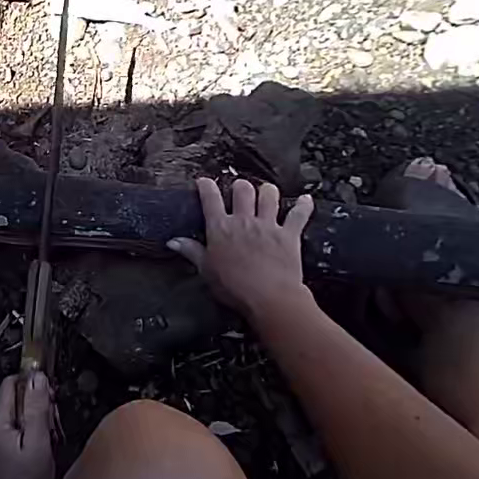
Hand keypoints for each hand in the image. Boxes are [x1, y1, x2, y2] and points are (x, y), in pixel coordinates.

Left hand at [0, 372, 55, 478]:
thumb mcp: (38, 444)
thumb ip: (37, 408)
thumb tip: (37, 377)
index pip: (12, 382)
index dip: (33, 384)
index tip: (50, 398)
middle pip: (17, 396)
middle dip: (39, 405)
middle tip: (52, 424)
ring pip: (21, 412)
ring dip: (39, 420)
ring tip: (48, 440)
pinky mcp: (1, 449)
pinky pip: (20, 428)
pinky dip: (34, 433)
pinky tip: (42, 449)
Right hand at [167, 177, 314, 321]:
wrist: (268, 297)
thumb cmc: (233, 287)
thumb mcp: (206, 270)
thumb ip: (191, 252)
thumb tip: (173, 241)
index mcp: (221, 228)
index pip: (210, 198)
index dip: (206, 186)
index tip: (204, 181)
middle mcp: (244, 220)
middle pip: (242, 189)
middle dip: (240, 186)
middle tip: (239, 189)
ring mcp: (268, 225)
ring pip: (269, 195)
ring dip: (267, 190)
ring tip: (266, 191)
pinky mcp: (289, 234)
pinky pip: (299, 215)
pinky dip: (304, 206)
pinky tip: (306, 200)